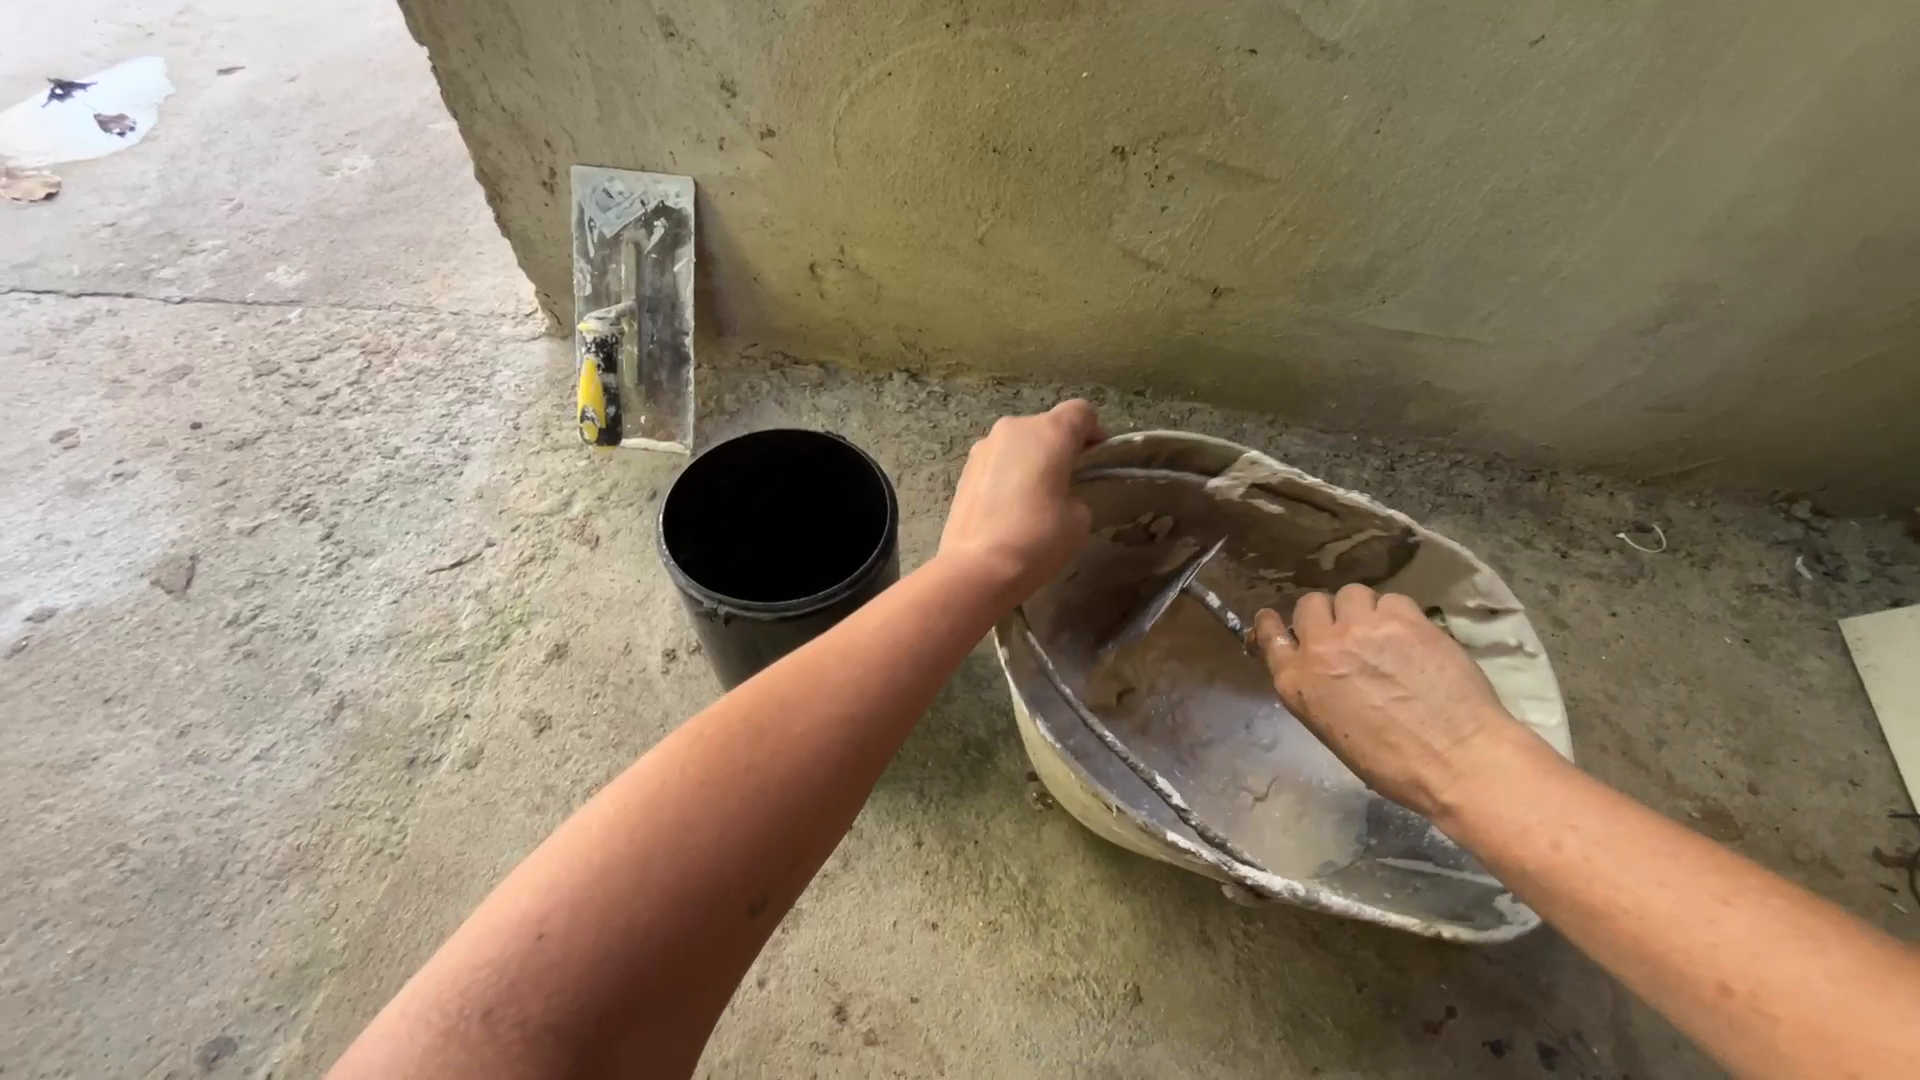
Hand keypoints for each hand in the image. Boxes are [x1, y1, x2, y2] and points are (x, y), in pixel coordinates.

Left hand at [938, 400, 1105, 606]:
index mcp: (1048, 432)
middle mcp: (1013, 429)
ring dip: (1031, 461)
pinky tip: (1008, 508)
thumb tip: (1059, 494)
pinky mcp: (964, 469)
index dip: (1094, 433)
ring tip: (1034, 500)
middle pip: (1046, 426)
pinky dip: (1008, 474)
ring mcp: (983, 447)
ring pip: (1019, 444)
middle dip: (1060, 448)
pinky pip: (997, 462)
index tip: (1096, 461)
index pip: (1080, 412)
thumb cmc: (1037, 539)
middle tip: (1067, 484)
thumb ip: (1076, 493)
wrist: (977, 567)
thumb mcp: (1079, 519)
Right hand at [1253, 584, 1526, 820]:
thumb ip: (1315, 685)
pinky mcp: (1405, 620)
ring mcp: (1363, 629)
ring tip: (1384, 632)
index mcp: (1296, 682)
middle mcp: (1321, 647)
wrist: (1457, 761)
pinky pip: (1392, 600)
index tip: (1279, 619)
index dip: (1273, 622)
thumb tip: (1325, 665)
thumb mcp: (1328, 727)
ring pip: (1352, 594)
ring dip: (1363, 610)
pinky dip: (1398, 615)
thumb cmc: (1391, 763)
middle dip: (1327, 615)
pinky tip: (1413, 637)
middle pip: (1311, 604)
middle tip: (1349, 632)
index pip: (1270, 634)